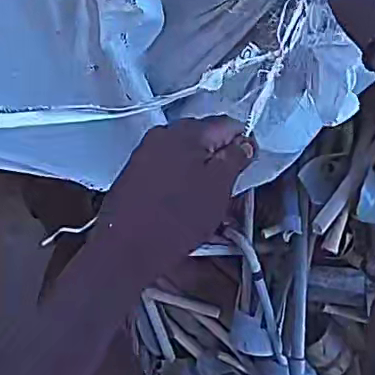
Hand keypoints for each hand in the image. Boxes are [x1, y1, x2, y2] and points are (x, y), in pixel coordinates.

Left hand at [94, 118, 252, 261]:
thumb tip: (245, 143)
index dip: (244, 144)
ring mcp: (146, 151)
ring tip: (205, 199)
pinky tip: (183, 201)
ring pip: (186, 153)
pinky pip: (168, 166)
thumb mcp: (218, 187)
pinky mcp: (135, 171)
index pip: (228, 124)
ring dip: (200, 169)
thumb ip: (236, 158)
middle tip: (229, 186)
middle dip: (221, 156)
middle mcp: (163, 134)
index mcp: (187, 131)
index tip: (248, 164)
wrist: (125, 249)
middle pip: (205, 136)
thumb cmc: (175, 219)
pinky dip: (180, 178)